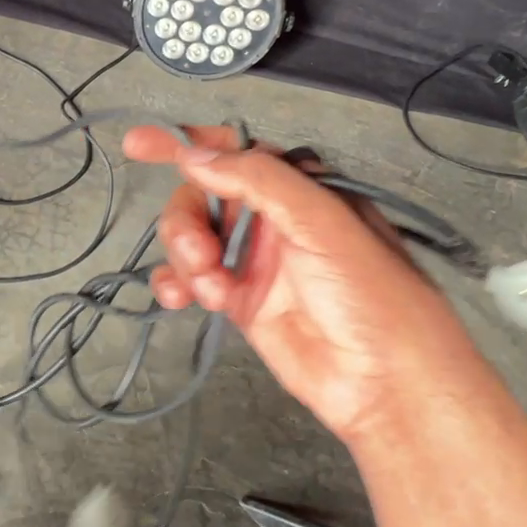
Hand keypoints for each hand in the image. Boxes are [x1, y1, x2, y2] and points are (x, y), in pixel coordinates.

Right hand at [123, 126, 483, 443]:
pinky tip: (179, 299)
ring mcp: (252, 260)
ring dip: (187, 259)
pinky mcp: (238, 299)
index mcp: (299, 189)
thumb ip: (258, 181)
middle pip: (201, 198)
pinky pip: (189, 278)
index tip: (139, 144)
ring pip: (190, 238)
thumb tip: (193, 155)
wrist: (386, 384)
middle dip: (187, 221)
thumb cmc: (371, 294)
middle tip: (198, 252)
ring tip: (211, 290)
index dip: (187, 142)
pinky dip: (175, 283)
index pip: (236, 152)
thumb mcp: (322, 223)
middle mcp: (271, 219)